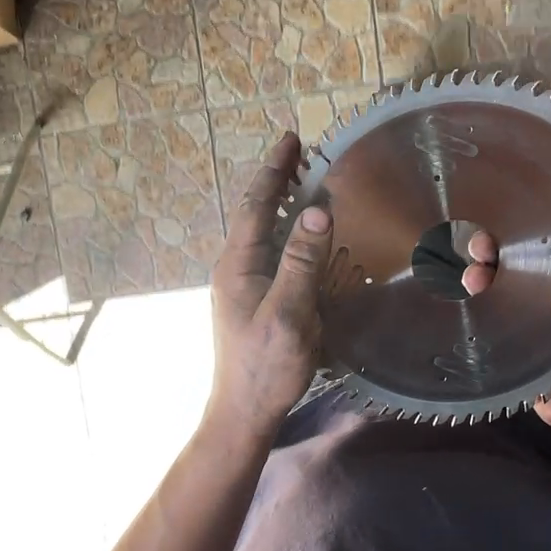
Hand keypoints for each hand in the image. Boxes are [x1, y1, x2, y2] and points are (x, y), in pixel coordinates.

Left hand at [204, 133, 333, 434]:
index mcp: (238, 264)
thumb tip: (317, 210)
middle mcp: (234, 268)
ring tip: (301, 182)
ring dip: (280, 204)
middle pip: (255, 213)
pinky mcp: (250, 300)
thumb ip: (301, 262)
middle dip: (276, 180)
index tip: (292, 139)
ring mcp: (240, 285)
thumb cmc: (266, 366)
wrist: (244, 411)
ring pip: (260, 232)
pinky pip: (267, 252)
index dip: (275, 171)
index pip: (256, 205)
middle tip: (299, 152)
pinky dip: (284, 231)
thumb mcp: (288, 313)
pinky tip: (299, 236)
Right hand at [464, 221, 550, 468]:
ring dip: (482, 280)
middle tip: (478, 244)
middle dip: (499, 253)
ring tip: (467, 272)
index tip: (517, 217)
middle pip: (527, 271)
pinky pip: (497, 337)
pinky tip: (459, 303)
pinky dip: (477, 320)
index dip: (542, 233)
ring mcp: (540, 334)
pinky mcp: (521, 361)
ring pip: (505, 299)